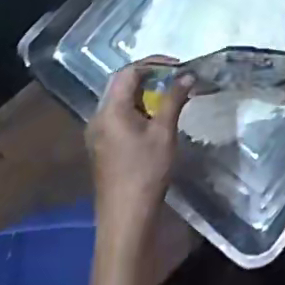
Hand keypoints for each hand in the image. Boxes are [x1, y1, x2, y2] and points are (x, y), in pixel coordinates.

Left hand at [88, 58, 189, 226]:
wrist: (125, 220)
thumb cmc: (145, 173)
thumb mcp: (164, 133)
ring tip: (169, 95)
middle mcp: (98, 116)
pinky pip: (118, 116)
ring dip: (143, 92)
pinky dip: (137, 108)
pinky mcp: (102, 147)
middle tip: (175, 78)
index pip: (129, 72)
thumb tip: (187, 75)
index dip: (153, 64)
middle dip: (149, 76)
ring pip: (120, 100)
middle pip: (121, 83)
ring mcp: (97, 133)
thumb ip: (174, 99)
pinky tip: (154, 117)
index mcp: (110, 110)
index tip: (177, 67)